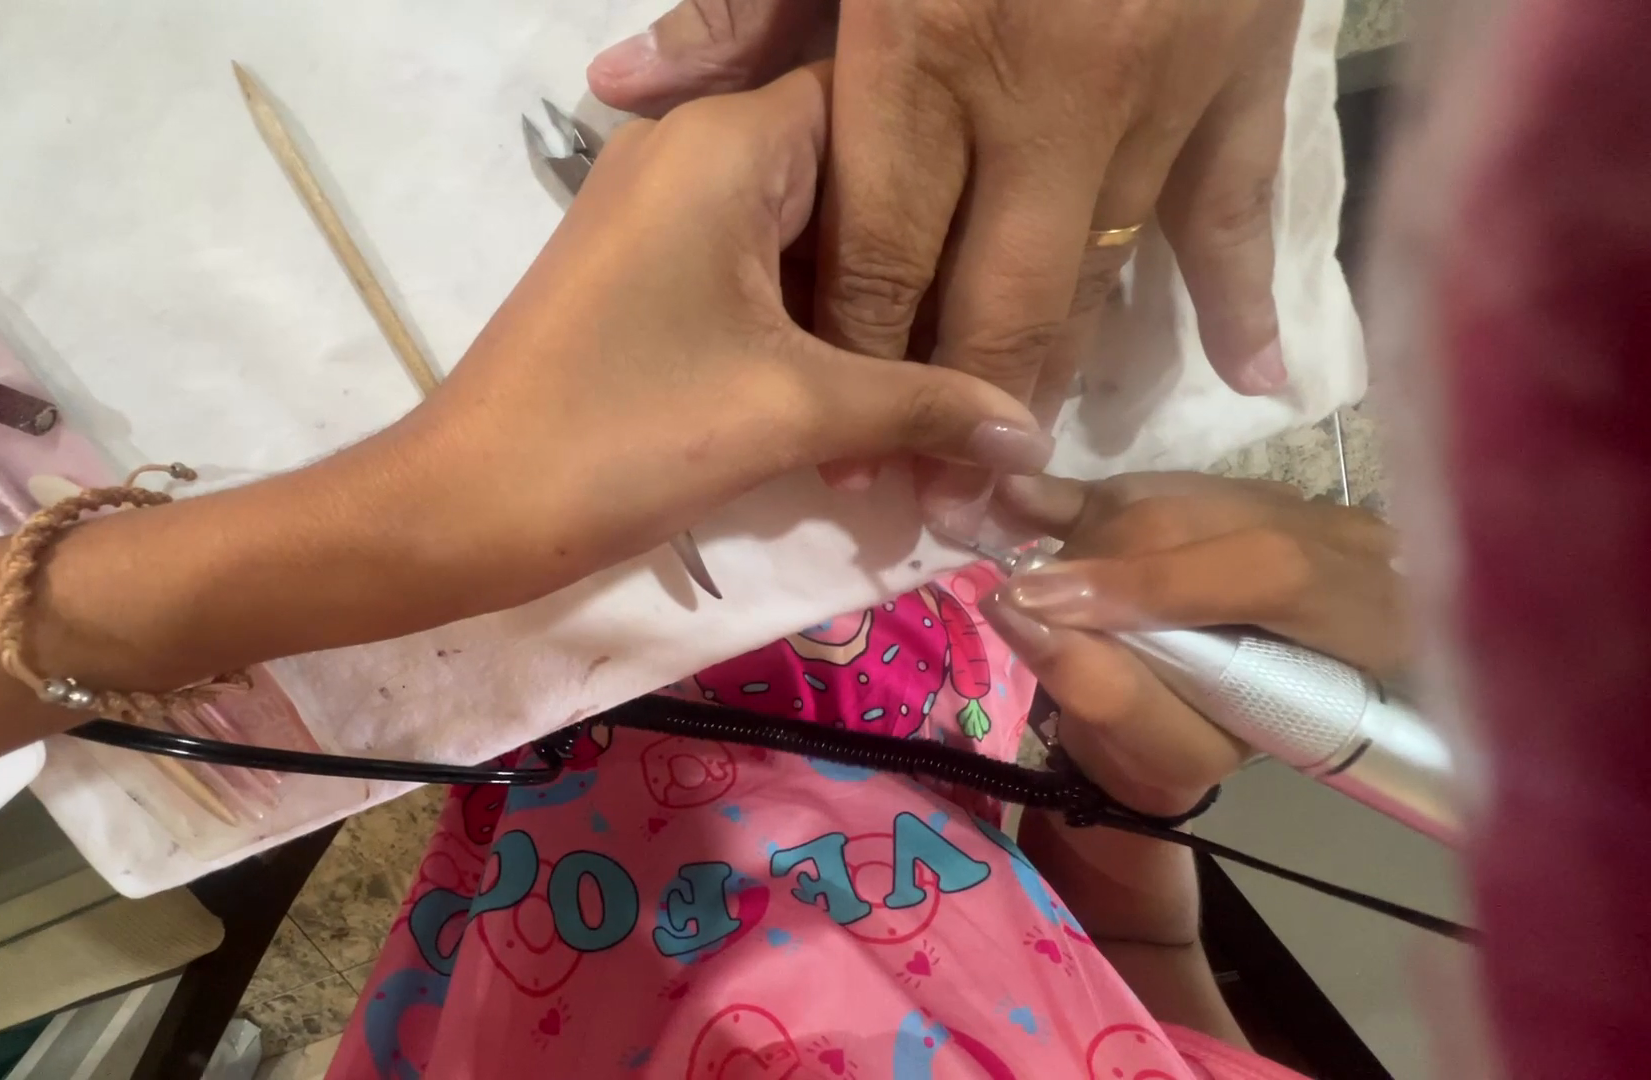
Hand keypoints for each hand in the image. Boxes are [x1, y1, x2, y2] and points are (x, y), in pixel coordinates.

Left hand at [357, 66, 1050, 612]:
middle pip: (853, 196)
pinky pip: (758, 292)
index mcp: (728, 144)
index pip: (890, 119)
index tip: (1020, 278)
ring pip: (806, 256)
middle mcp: (695, 155)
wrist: (472, 509)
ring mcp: (667, 222)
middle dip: (918, 291)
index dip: (962, 199)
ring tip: (932, 413)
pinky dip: (811, 345)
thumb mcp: (790, 413)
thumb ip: (925, 407)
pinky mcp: (651, 284)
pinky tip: (863, 411)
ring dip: (865, 335)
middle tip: (986, 371)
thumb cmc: (624, 439)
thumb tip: (1032, 434)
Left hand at [590, 0, 1302, 407]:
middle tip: (946, 507)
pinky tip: (1252, 376)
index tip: (858, 461)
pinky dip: (1238, 291)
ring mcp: (1156, 88)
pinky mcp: (1244, 65)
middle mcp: (1044, 97)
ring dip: (1057, 383)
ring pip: (1095, 276)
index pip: (881, 263)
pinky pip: (1238, 201)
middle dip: (957, 409)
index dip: (864, 367)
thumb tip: (614, 73)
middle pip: (988, 298)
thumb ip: (732, 15)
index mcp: (925, 62)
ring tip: (1029, 478)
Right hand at [976, 472, 1404, 815]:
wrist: (1195, 717)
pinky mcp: (1206, 483)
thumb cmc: (1195, 744)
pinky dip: (1063, 494)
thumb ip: (1104, 690)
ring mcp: (1271, 498)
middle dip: (1096, 564)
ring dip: (1077, 542)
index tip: (1044, 601)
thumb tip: (1012, 609)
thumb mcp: (1166, 749)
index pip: (1270, 570)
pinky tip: (1014, 499)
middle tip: (1026, 603)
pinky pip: (1126, 482)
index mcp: (1372, 621)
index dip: (1151, 580)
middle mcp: (1336, 539)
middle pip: (1196, 522)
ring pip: (1152, 495)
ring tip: (1038, 590)